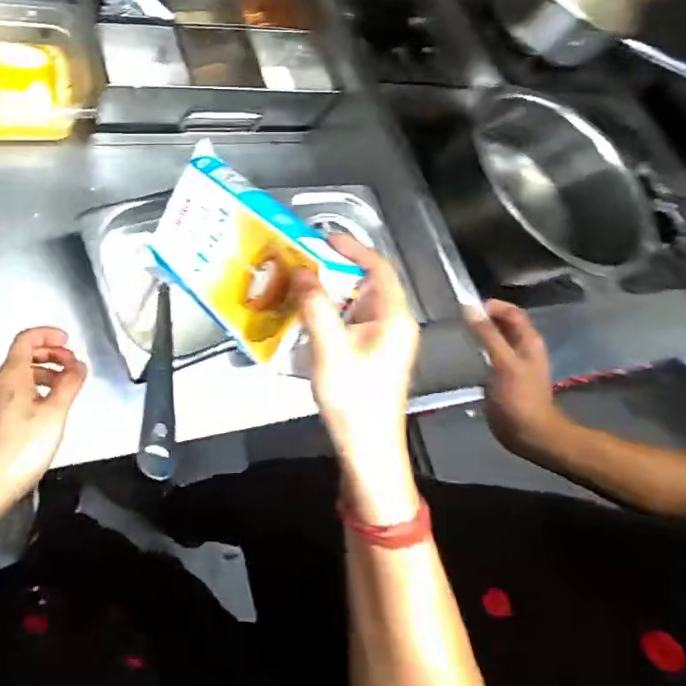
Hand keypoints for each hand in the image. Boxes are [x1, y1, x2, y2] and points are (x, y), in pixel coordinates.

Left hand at [0, 327, 87, 519]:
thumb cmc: (19, 448)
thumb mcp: (54, 413)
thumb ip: (69, 384)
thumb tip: (79, 364)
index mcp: (12, 374)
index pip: (26, 339)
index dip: (47, 334)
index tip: (68, 341)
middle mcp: (0, 383)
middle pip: (24, 354)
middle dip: (50, 352)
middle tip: (71, 363)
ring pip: (22, 374)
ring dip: (45, 372)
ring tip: (66, 386)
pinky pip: (18, 391)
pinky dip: (37, 389)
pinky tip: (49, 408)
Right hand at [296, 235, 420, 522]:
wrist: (367, 447)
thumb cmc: (354, 398)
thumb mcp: (330, 349)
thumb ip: (315, 306)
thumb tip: (300, 271)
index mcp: (392, 318)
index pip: (378, 268)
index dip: (352, 248)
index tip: (321, 237)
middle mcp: (391, 323)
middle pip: (364, 281)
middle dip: (331, 267)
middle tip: (298, 259)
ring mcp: (381, 339)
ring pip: (353, 300)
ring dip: (325, 288)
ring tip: (293, 281)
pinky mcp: (368, 353)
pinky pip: (347, 318)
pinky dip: (325, 308)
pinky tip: (301, 312)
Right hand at [467, 300, 564, 454]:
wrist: (527, 432)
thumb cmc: (519, 397)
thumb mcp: (504, 363)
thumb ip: (488, 335)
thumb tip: (469, 307)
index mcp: (528, 341)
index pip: (511, 311)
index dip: (491, 306)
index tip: (465, 309)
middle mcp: (520, 347)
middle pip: (501, 323)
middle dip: (480, 317)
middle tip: (454, 318)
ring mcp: (509, 361)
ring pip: (491, 338)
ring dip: (475, 332)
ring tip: (453, 332)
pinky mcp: (498, 374)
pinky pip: (484, 353)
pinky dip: (473, 348)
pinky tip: (458, 351)